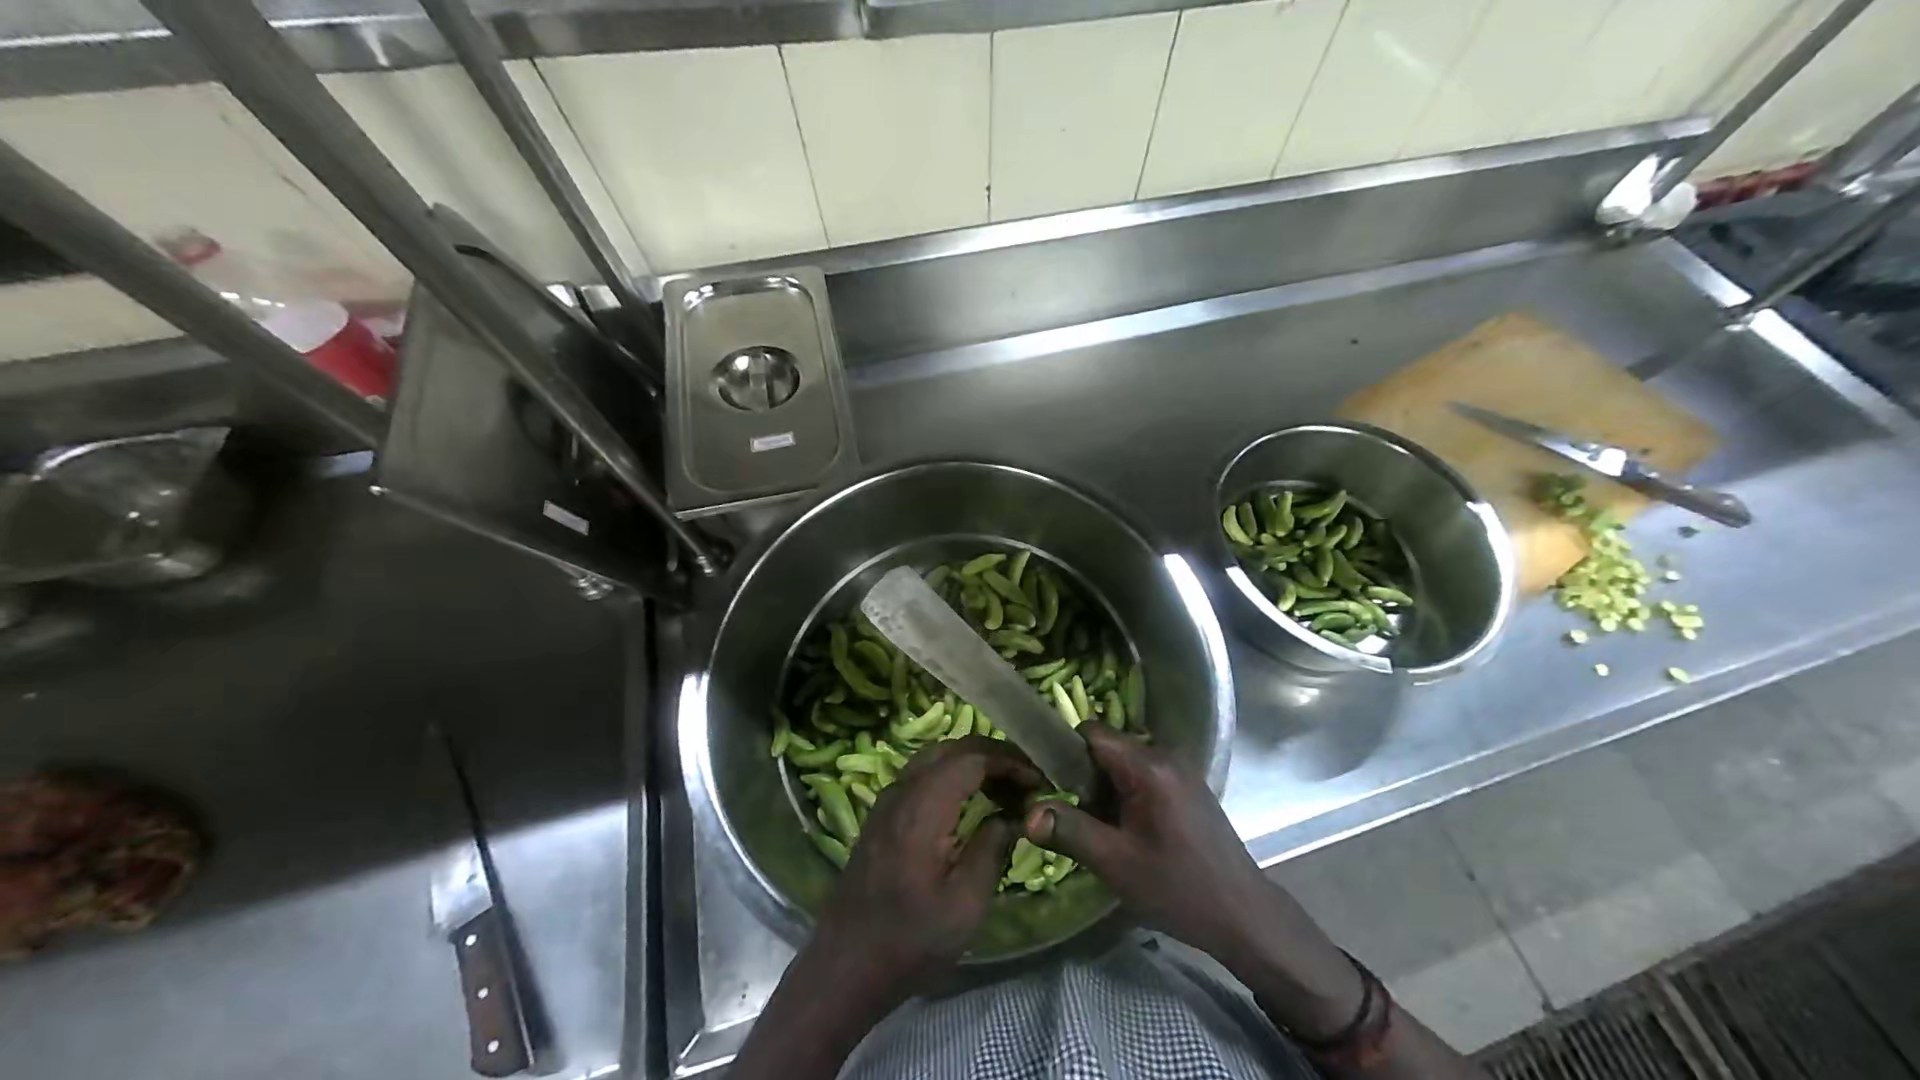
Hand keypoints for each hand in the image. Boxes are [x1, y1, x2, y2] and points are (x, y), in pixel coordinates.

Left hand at [811, 735, 1041, 1000]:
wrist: (845, 965)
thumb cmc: (910, 940)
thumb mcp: (965, 904)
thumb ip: (992, 849)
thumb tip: (1013, 815)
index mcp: (921, 808)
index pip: (970, 758)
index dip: (1008, 761)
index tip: (1038, 780)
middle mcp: (901, 792)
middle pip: (951, 749)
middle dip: (993, 755)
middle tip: (1027, 779)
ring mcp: (887, 801)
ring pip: (934, 758)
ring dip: (971, 763)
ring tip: (1006, 788)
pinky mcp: (882, 815)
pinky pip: (921, 776)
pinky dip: (951, 776)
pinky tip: (971, 802)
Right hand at [1025, 726, 1365, 1038]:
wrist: (1244, 916)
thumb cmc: (1178, 889)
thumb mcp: (1116, 863)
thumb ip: (1069, 831)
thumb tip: (1026, 814)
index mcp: (1148, 766)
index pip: (1092, 733)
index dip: (1063, 750)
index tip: (1045, 779)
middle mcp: (1166, 756)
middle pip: (1107, 747)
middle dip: (1082, 774)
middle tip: (1066, 810)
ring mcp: (1181, 770)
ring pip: (1123, 763)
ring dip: (1103, 787)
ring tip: (1093, 824)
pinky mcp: (1188, 787)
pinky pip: (1143, 775)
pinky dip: (1124, 794)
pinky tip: (1122, 829)